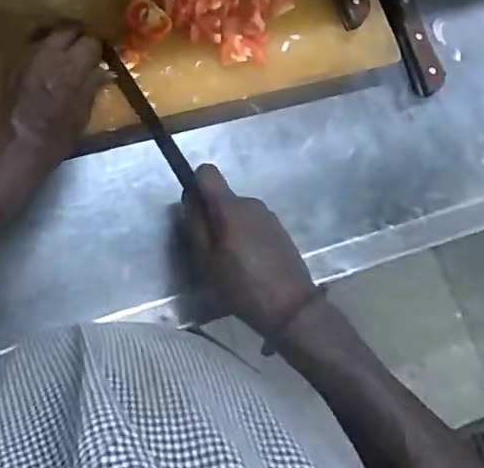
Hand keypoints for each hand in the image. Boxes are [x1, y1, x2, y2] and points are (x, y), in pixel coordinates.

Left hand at [0, 24, 104, 182]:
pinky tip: (44, 62)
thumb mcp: (80, 117)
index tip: (100, 55)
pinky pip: (30, 45)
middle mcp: (47, 55)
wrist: (8, 151)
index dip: (98, 47)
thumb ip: (91, 88)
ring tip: (65, 53)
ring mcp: (25, 56)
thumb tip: (103, 70)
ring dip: (60, 39)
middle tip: (84, 50)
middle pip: (68, 29)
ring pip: (48, 33)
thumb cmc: (51, 141)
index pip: (91, 41)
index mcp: (70, 70)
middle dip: (80, 37)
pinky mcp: (10, 62)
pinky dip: (42, 48)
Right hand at [182, 163, 318, 340]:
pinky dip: (247, 236)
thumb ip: (195, 225)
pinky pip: (254, 223)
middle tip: (213, 249)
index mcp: (229, 207)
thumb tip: (190, 199)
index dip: (196, 185)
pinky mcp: (280, 229)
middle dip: (214, 216)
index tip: (195, 210)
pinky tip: (252, 264)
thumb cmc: (243, 286)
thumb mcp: (207, 261)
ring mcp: (268, 215)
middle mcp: (250, 202)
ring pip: (238, 212)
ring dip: (231, 228)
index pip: (207, 172)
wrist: (293, 310)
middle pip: (223, 197)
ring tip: (234, 261)